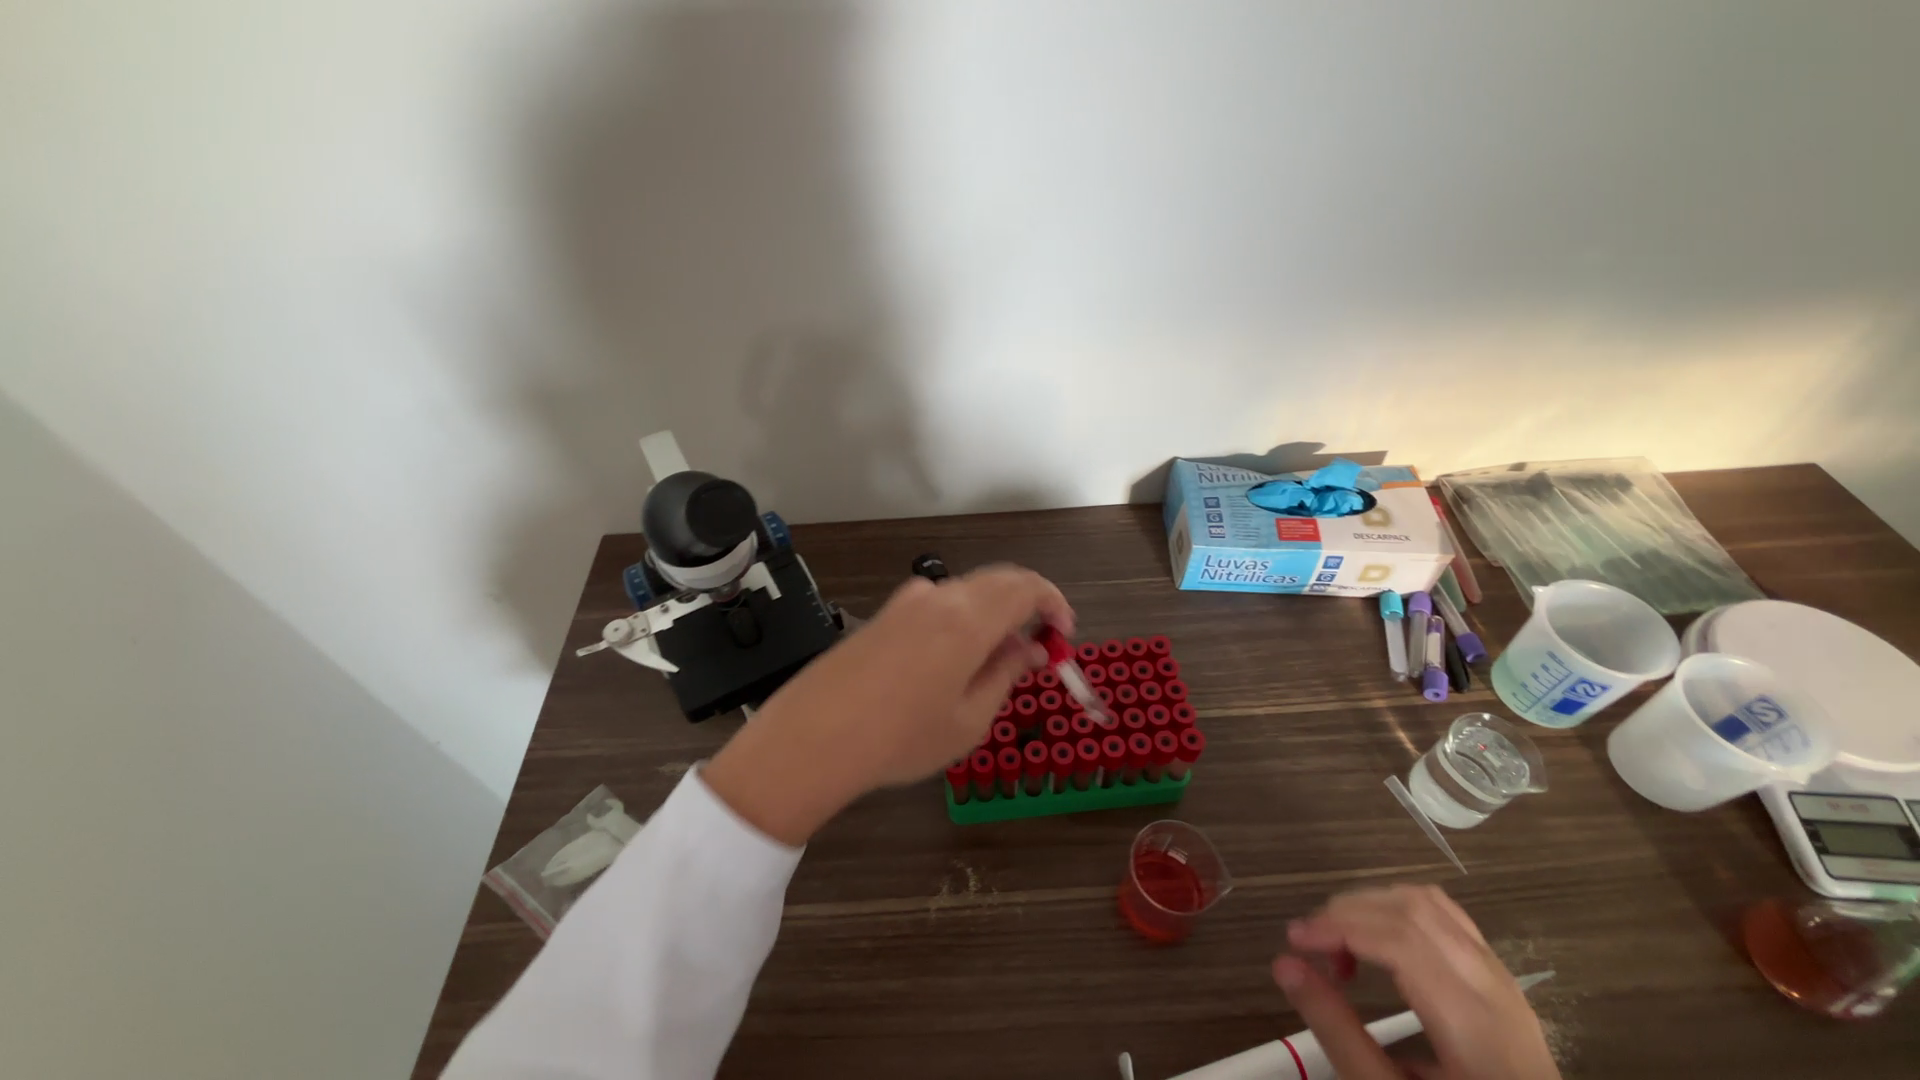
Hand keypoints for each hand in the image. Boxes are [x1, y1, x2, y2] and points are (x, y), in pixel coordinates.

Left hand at [703, 564, 1071, 844]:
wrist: (812, 738)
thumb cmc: (901, 738)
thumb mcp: (968, 720)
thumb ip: (1005, 675)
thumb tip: (1030, 649)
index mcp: (967, 618)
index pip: (1026, 586)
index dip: (1054, 603)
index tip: (1063, 635)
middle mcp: (938, 597)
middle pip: (997, 581)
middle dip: (1026, 607)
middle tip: (1036, 649)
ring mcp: (906, 603)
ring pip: (967, 592)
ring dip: (993, 615)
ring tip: (994, 665)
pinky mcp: (883, 615)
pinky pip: (938, 604)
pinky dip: (963, 620)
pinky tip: (953, 663)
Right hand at [1273, 885, 1559, 1079]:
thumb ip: (1338, 1031)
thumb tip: (1285, 966)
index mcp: (1471, 1023)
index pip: (1398, 940)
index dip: (1336, 927)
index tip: (1292, 941)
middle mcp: (1493, 986)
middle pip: (1412, 910)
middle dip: (1348, 912)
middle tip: (1309, 944)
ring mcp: (1503, 978)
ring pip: (1430, 903)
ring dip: (1373, 906)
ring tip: (1341, 942)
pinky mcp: (1501, 978)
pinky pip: (1448, 917)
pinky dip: (1401, 911)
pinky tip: (1380, 939)